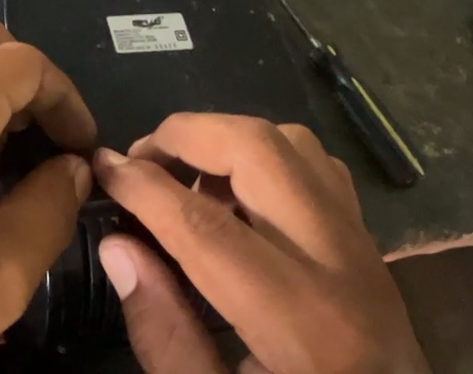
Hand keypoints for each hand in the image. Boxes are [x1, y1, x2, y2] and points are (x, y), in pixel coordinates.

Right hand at [92, 114, 427, 373]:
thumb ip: (165, 335)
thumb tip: (118, 246)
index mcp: (306, 327)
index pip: (205, 227)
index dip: (142, 188)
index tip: (100, 168)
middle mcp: (343, 266)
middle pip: (259, 150)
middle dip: (186, 137)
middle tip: (139, 161)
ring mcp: (365, 247)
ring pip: (292, 143)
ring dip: (226, 142)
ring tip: (185, 180)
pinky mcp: (371, 244)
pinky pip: (316, 164)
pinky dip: (264, 157)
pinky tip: (234, 195)